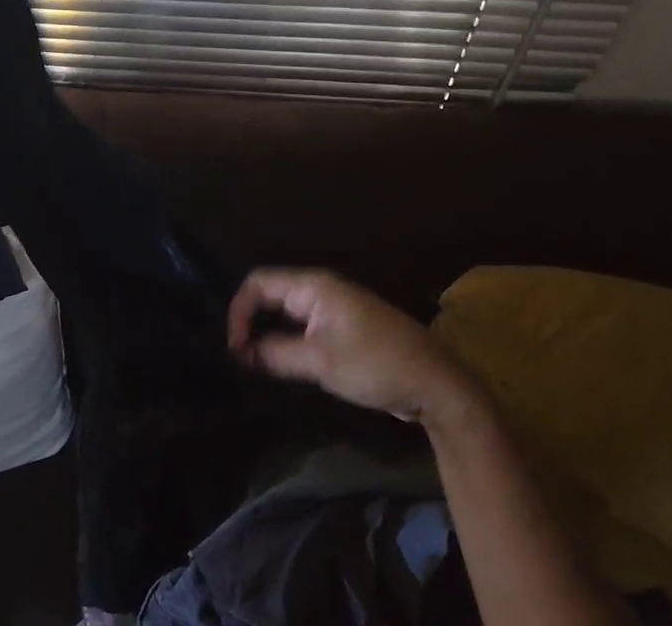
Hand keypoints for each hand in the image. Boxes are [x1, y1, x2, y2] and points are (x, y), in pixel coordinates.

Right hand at [227, 267, 479, 423]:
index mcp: (316, 287)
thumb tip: (242, 353)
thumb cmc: (376, 366)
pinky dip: (288, 341)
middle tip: (239, 355)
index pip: (259, 283)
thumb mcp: (320, 362)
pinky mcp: (347, 330)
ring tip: (255, 361)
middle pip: (271, 295)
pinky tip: (283, 363)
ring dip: (269, 333)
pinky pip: (305, 327)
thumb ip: (275, 354)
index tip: (234, 348)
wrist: (437, 387)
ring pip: (288, 313)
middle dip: (250, 322)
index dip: (239, 312)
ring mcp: (337, 309)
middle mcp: (324, 290)